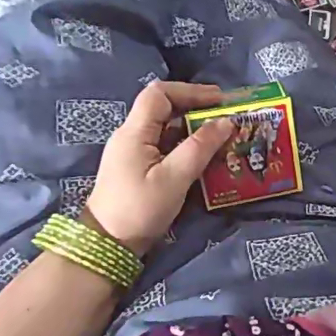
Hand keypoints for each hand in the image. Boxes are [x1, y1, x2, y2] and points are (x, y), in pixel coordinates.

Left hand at [84, 82, 232, 253]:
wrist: (108, 244)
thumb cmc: (140, 209)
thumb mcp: (174, 178)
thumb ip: (200, 147)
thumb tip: (226, 122)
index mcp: (134, 132)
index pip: (160, 94)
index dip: (191, 91)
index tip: (220, 100)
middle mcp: (131, 136)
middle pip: (164, 109)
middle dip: (197, 110)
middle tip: (227, 119)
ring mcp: (133, 153)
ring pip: (166, 130)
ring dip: (194, 130)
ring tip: (222, 138)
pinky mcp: (137, 169)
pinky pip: (164, 148)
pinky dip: (186, 147)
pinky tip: (204, 158)